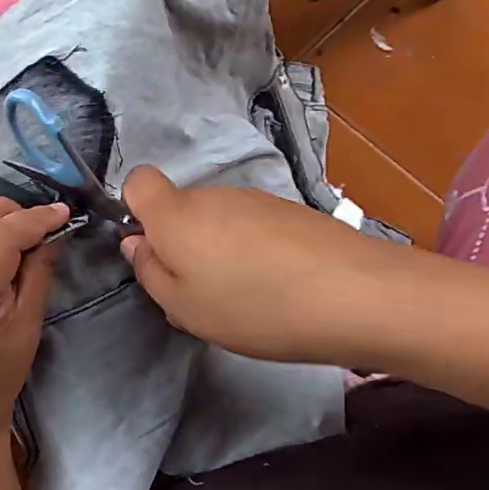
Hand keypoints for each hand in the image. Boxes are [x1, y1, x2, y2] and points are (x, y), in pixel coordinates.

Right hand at [118, 166, 408, 363]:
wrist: (352, 293)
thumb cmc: (252, 306)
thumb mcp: (185, 308)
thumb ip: (152, 273)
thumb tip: (139, 243)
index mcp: (177, 215)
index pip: (139, 181)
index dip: (137, 211)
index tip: (154, 251)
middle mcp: (214, 196)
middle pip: (183, 209)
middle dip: (183, 245)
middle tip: (204, 294)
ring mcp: (258, 199)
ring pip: (221, 221)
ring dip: (221, 250)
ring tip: (249, 297)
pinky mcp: (292, 211)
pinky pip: (255, 227)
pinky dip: (255, 251)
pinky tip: (280, 285)